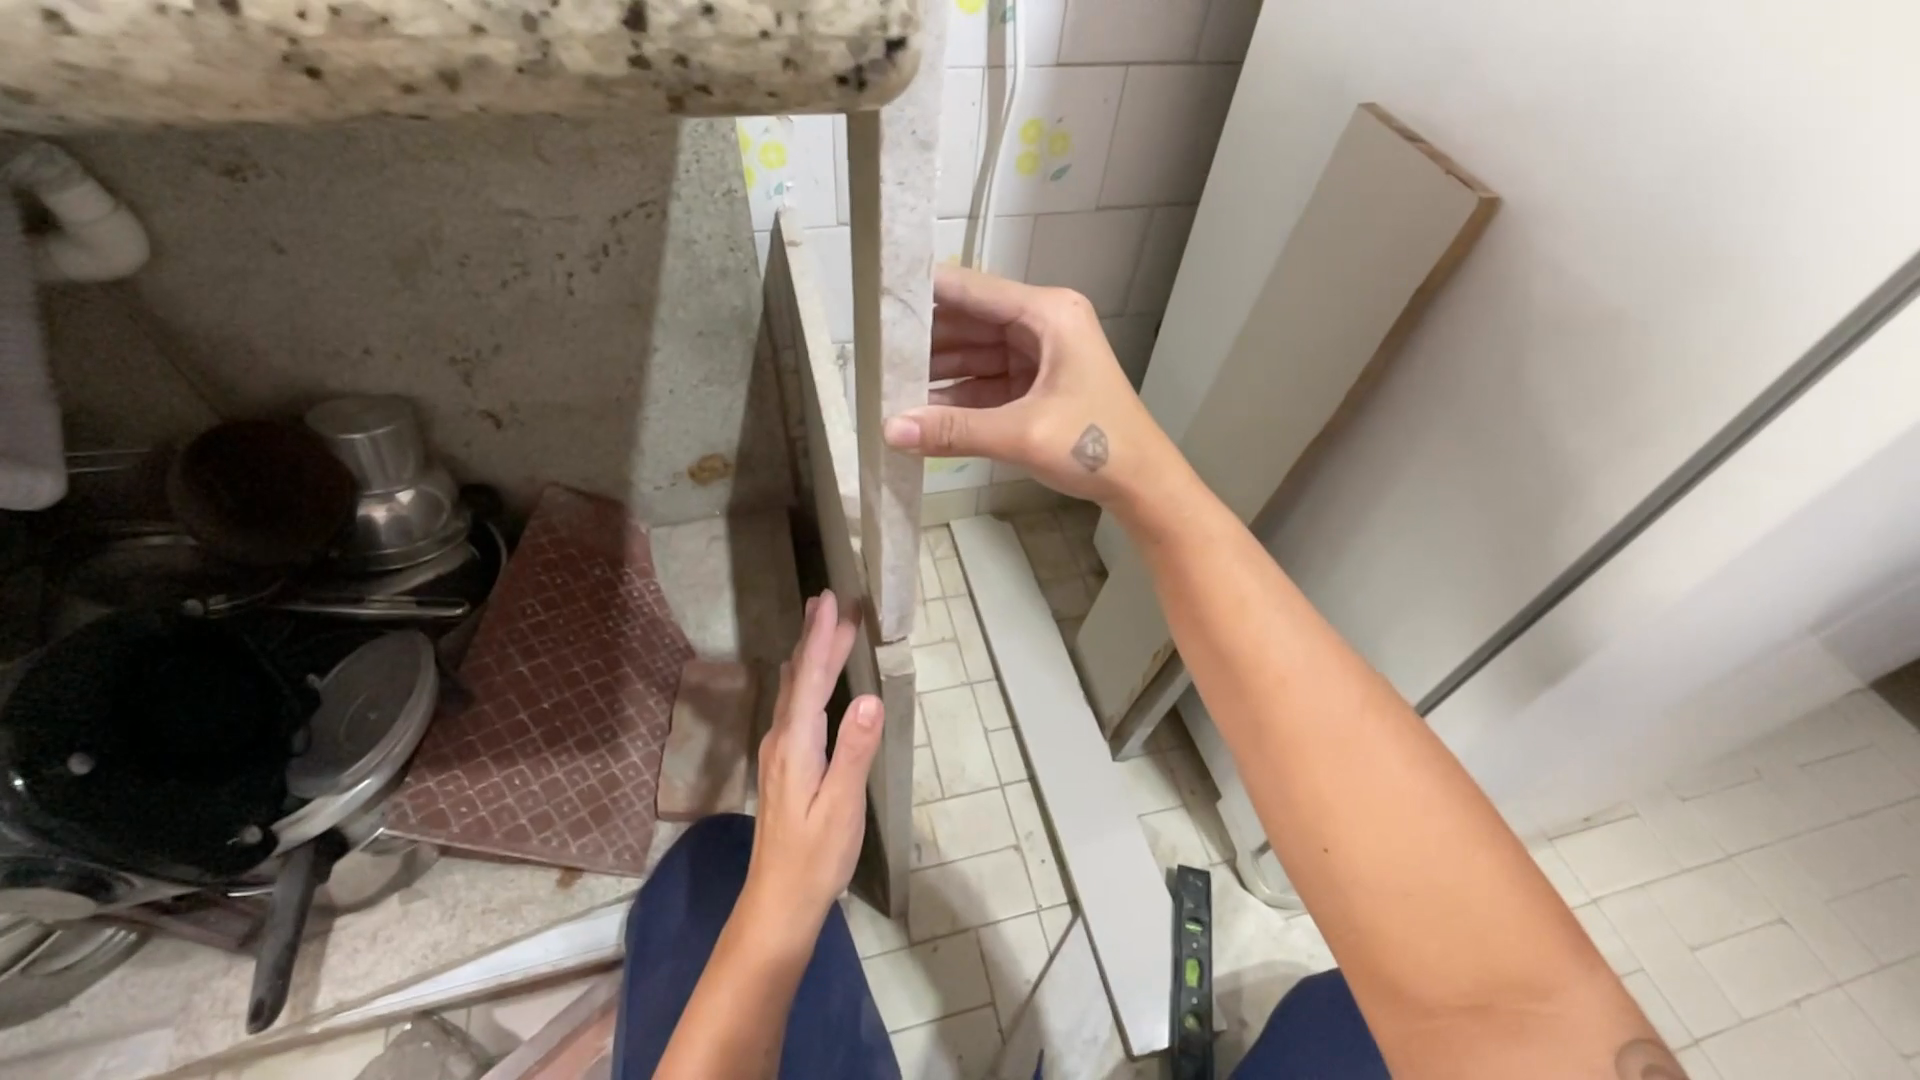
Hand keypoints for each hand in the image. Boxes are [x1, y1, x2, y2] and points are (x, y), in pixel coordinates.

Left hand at [742, 590, 882, 927]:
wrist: (779, 901)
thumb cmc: (815, 857)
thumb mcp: (842, 807)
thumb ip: (855, 751)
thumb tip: (869, 697)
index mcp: (796, 745)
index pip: (809, 679)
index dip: (821, 639)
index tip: (831, 602)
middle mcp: (782, 740)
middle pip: (799, 677)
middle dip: (816, 638)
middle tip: (831, 601)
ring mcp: (780, 752)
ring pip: (796, 691)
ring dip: (812, 656)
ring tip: (827, 628)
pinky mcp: (785, 764)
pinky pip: (797, 707)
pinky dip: (809, 681)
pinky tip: (813, 681)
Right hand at [880, 264, 1182, 511]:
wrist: (1142, 483)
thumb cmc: (1096, 446)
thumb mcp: (1021, 434)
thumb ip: (953, 430)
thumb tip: (890, 430)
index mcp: (1048, 314)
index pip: (971, 290)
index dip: (924, 293)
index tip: (878, 302)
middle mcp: (1042, 324)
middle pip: (969, 321)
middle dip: (925, 342)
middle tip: (875, 357)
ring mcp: (1039, 356)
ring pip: (974, 354)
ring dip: (937, 372)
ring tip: (888, 386)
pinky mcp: (1036, 386)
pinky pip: (986, 382)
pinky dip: (957, 397)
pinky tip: (922, 412)